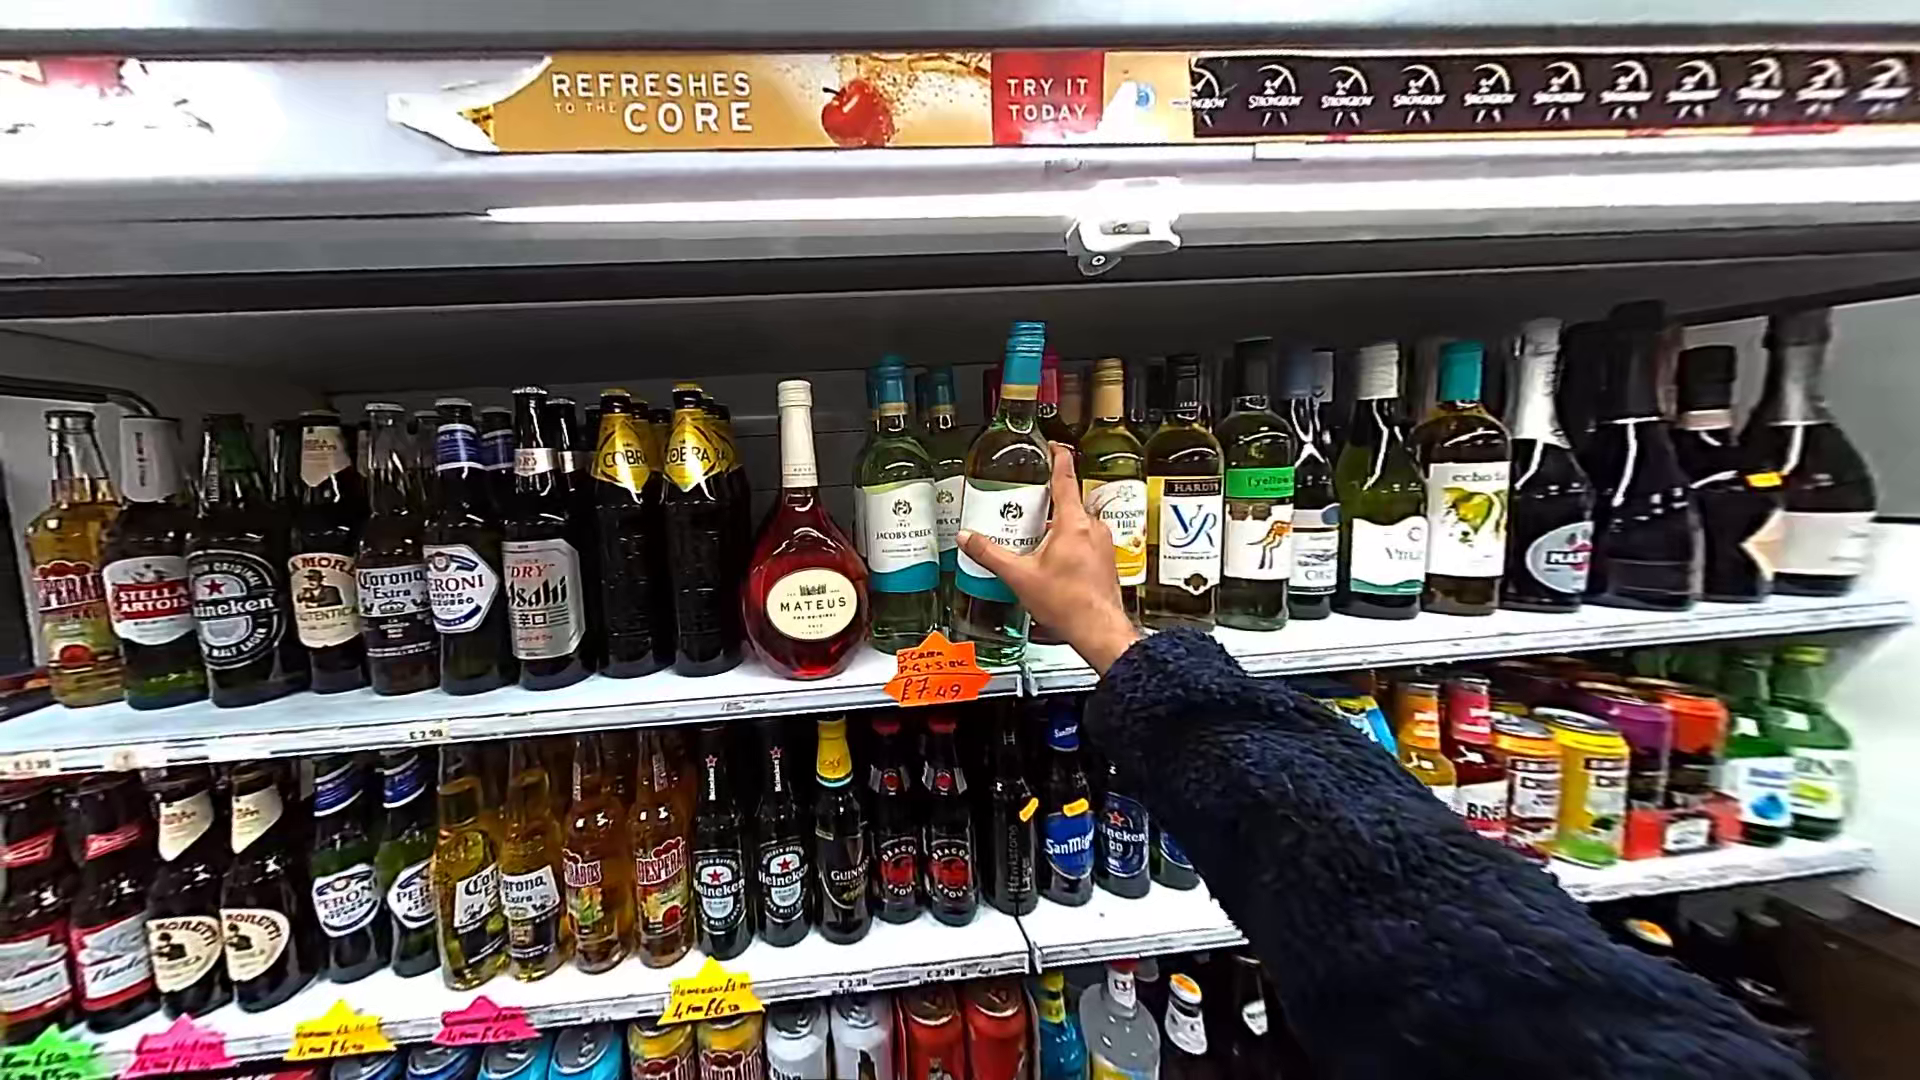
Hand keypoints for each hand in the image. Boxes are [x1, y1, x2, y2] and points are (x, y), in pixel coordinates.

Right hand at [956, 443, 1141, 673]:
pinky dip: (1067, 543)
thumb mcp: (1019, 576)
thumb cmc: (1068, 604)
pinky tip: (1051, 561)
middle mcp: (1092, 528)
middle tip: (1026, 504)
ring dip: (1056, 526)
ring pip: (1076, 523)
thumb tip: (967, 539)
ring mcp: (1102, 544)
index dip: (1058, 457)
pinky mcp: (1105, 560)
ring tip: (1033, 538)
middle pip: (1067, 502)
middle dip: (1046, 502)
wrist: (1098, 631)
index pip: (1066, 477)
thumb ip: (989, 554)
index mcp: (1073, 523)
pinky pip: (1084, 540)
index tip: (1052, 446)